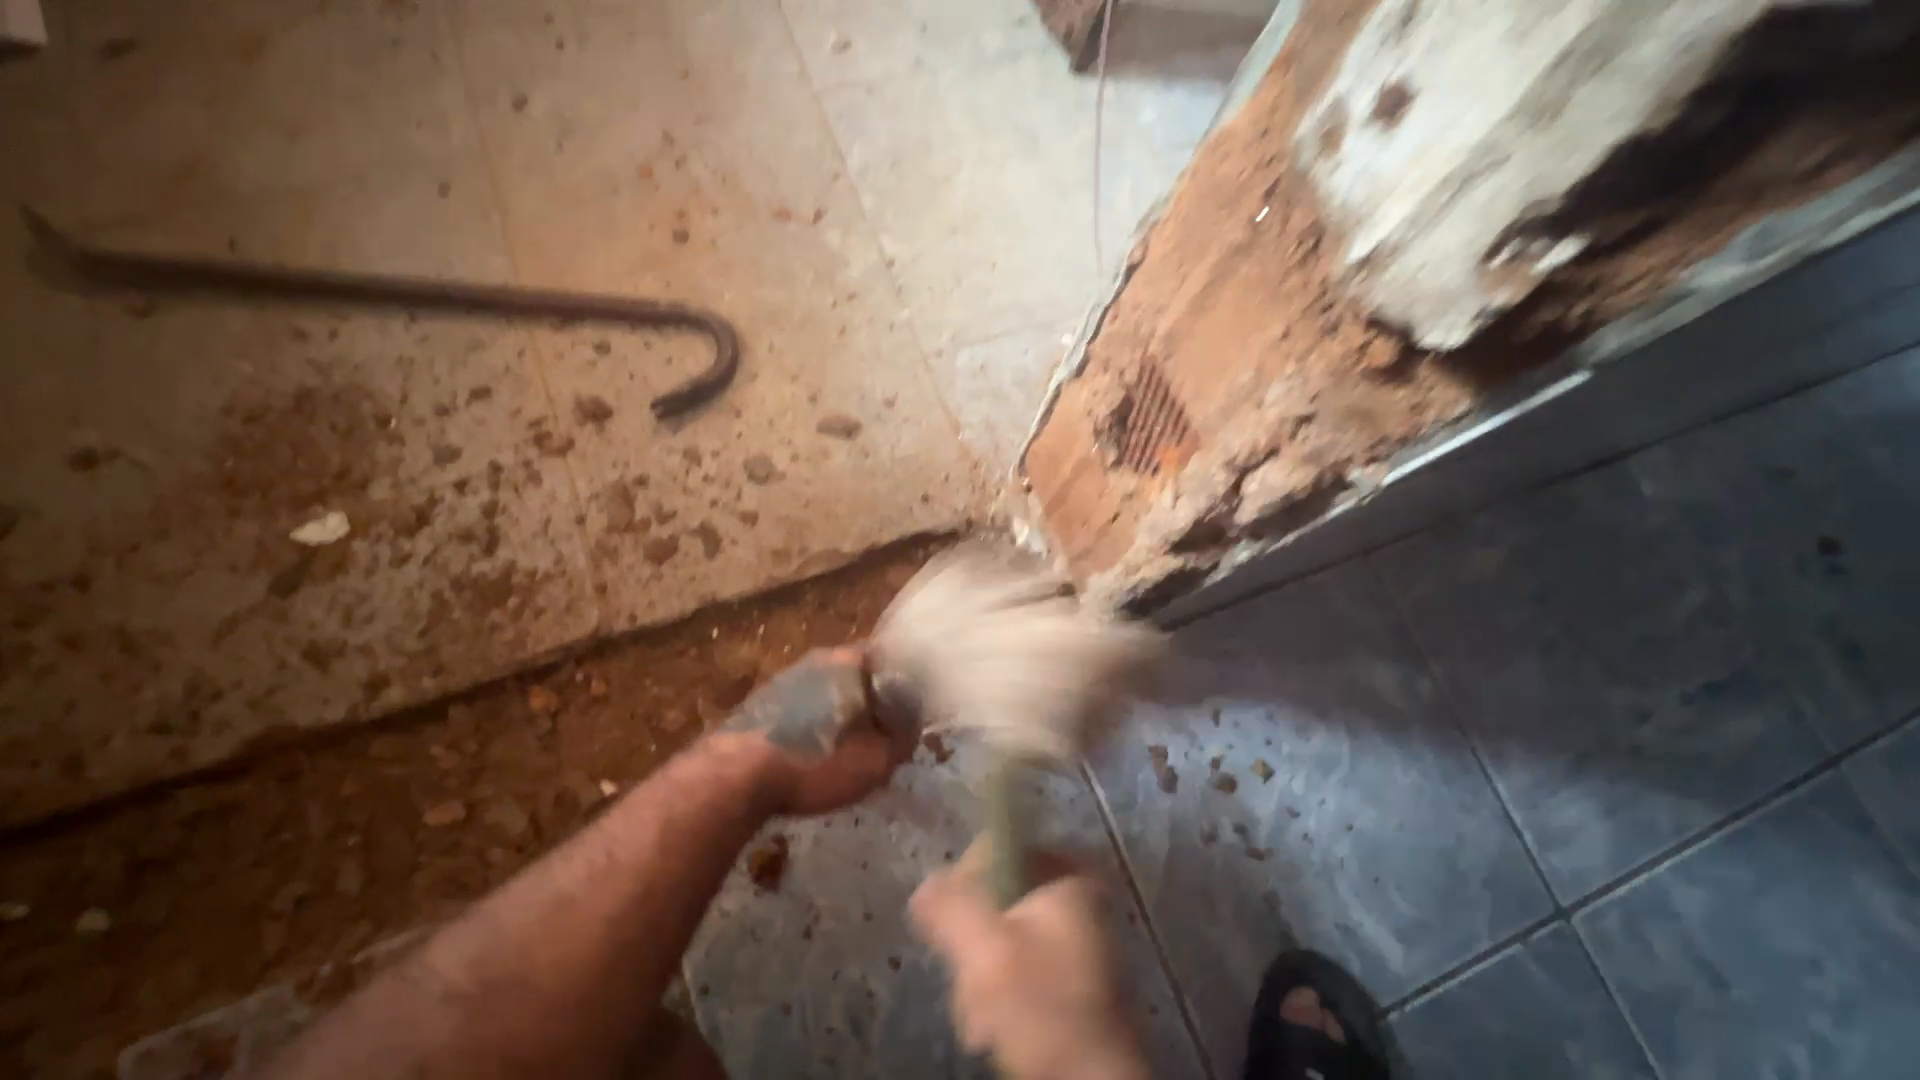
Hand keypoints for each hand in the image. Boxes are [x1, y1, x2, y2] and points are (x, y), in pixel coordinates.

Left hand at [721, 646, 916, 815]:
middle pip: (855, 676)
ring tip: (848, 751)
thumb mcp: (875, 761)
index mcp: (848, 661)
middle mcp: (815, 660)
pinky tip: (812, 757)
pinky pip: (800, 712)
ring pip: (825, 693)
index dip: (903, 685)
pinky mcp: (759, 706)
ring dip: (839, 716)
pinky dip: (811, 728)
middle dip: (870, 701)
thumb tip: (909, 727)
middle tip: (882, 735)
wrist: (734, 777)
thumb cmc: (817, 761)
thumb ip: (900, 739)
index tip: (910, 711)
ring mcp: (783, 681)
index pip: (888, 659)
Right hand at [910, 848, 1149, 1079]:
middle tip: (964, 975)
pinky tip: (989, 1023)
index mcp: (1066, 875)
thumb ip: (952, 907)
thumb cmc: (1044, 1010)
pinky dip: (995, 992)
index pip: (998, 845)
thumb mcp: (989, 951)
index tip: (947, 916)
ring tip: (977, 1012)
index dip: (965, 877)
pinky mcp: (1063, 978)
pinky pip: (1012, 967)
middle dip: (970, 939)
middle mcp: (1073, 898)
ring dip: (978, 972)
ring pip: (999, 936)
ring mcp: (1071, 939)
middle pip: (994, 895)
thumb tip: (924, 883)